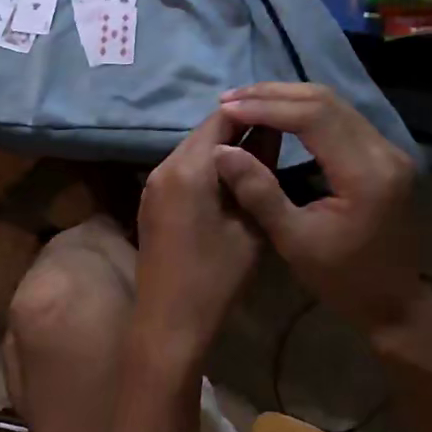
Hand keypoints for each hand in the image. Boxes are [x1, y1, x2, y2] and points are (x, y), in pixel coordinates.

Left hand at [134, 108, 267, 356]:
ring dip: (221, 147)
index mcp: (188, 169)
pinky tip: (230, 177)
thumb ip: (259, 173)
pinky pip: (181, 169)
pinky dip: (206, 165)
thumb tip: (270, 135)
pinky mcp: (150, 200)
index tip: (281, 112)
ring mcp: (152, 183)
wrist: (170, 319)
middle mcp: (163, 167)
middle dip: (237, 127)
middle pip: (203, 132)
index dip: (252, 111)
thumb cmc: (217, 276)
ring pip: (192, 149)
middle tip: (276, 131)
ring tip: (259, 153)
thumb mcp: (250, 225)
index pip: (221, 119)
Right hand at [212, 83, 426, 333]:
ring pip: (335, 105)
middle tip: (229, 99)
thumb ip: (258, 192)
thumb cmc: (341, 280)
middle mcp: (384, 151)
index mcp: (366, 173)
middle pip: (326, 101)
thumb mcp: (293, 240)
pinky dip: (306, 112)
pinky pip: (342, 119)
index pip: (314, 118)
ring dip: (289, 99)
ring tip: (246, 102)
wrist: (392, 303)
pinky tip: (277, 115)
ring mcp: (388, 151)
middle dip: (274, 95)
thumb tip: (221, 150)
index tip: (226, 109)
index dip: (267, 108)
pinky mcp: (384, 156)